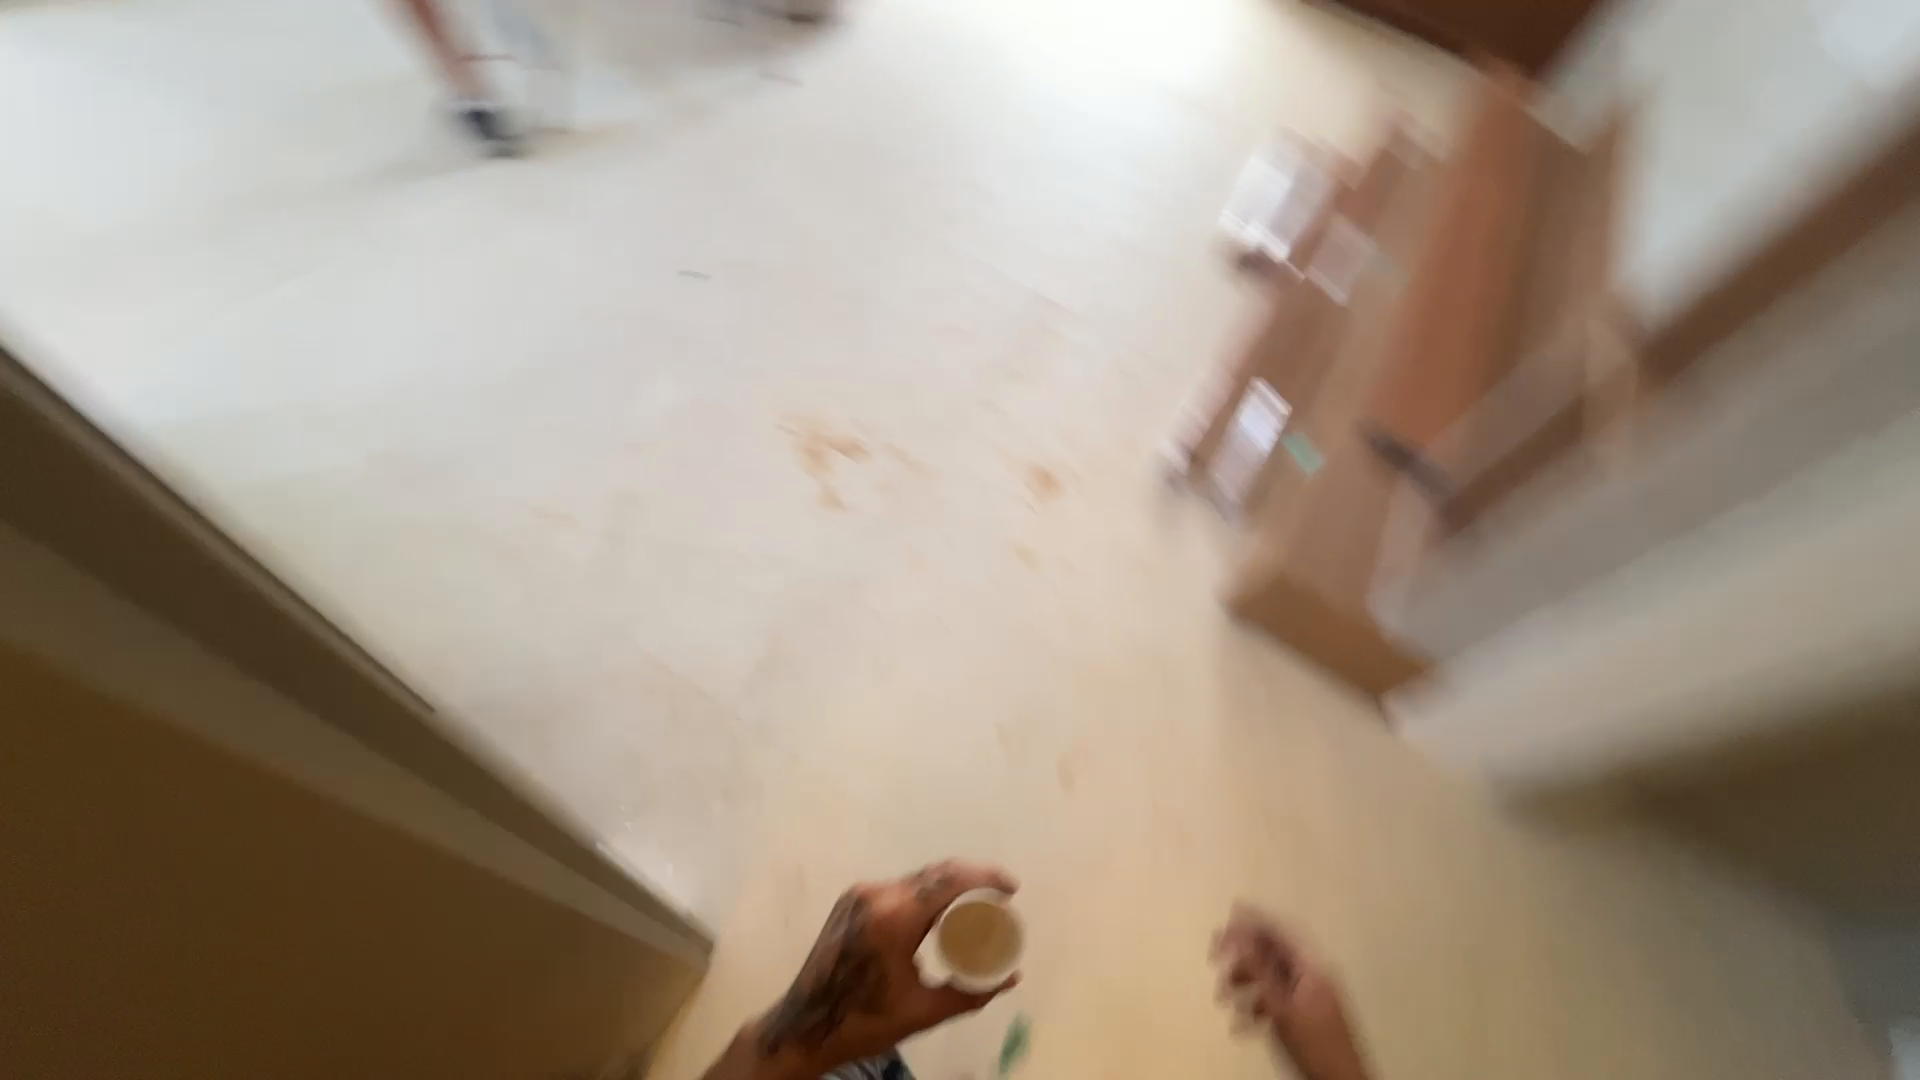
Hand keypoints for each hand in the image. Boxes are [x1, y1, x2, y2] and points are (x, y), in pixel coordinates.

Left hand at [750, 860, 1021, 1077]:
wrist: (803, 1027)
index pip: (949, 880)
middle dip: (973, 879)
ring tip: (975, 905)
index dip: (986, 876)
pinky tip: (940, 910)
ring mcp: (860, 893)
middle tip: (999, 898)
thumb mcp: (923, 1011)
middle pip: (936, 873)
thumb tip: (1011, 976)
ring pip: (918, 878)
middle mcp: (877, 894)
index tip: (1011, 889)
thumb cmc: (865, 1021)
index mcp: (894, 917)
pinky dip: (926, 893)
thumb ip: (971, 992)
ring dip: (949, 885)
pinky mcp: (852, 899)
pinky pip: (900, 887)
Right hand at [1211, 904, 1370, 1079]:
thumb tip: (1240, 934)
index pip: (1280, 930)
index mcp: (1312, 966)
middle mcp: (1312, 973)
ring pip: (1269, 977)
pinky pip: (1275, 999)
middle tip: (1213, 957)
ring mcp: (1310, 995)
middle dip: (1240, 956)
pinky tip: (1242, 1025)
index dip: (1254, 917)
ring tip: (1222, 998)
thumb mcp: (1281, 1007)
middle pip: (1271, 952)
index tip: (1228, 912)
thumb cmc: (1313, 1044)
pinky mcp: (1305, 1014)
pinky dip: (1255, 1006)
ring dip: (1243, 984)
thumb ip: (1259, 969)